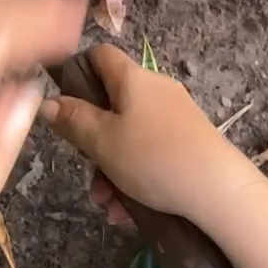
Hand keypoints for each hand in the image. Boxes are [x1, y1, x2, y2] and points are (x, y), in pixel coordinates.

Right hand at [42, 45, 259, 223]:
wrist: (219, 190)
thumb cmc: (153, 158)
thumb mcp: (101, 141)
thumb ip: (72, 120)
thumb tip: (48, 102)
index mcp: (133, 79)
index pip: (101, 55)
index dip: (78, 72)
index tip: (64, 104)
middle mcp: (156, 90)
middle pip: (112, 106)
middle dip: (94, 144)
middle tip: (88, 175)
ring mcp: (176, 117)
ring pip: (129, 138)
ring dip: (112, 171)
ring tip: (109, 206)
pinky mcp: (189, 142)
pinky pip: (151, 154)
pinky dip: (136, 179)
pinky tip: (130, 212)